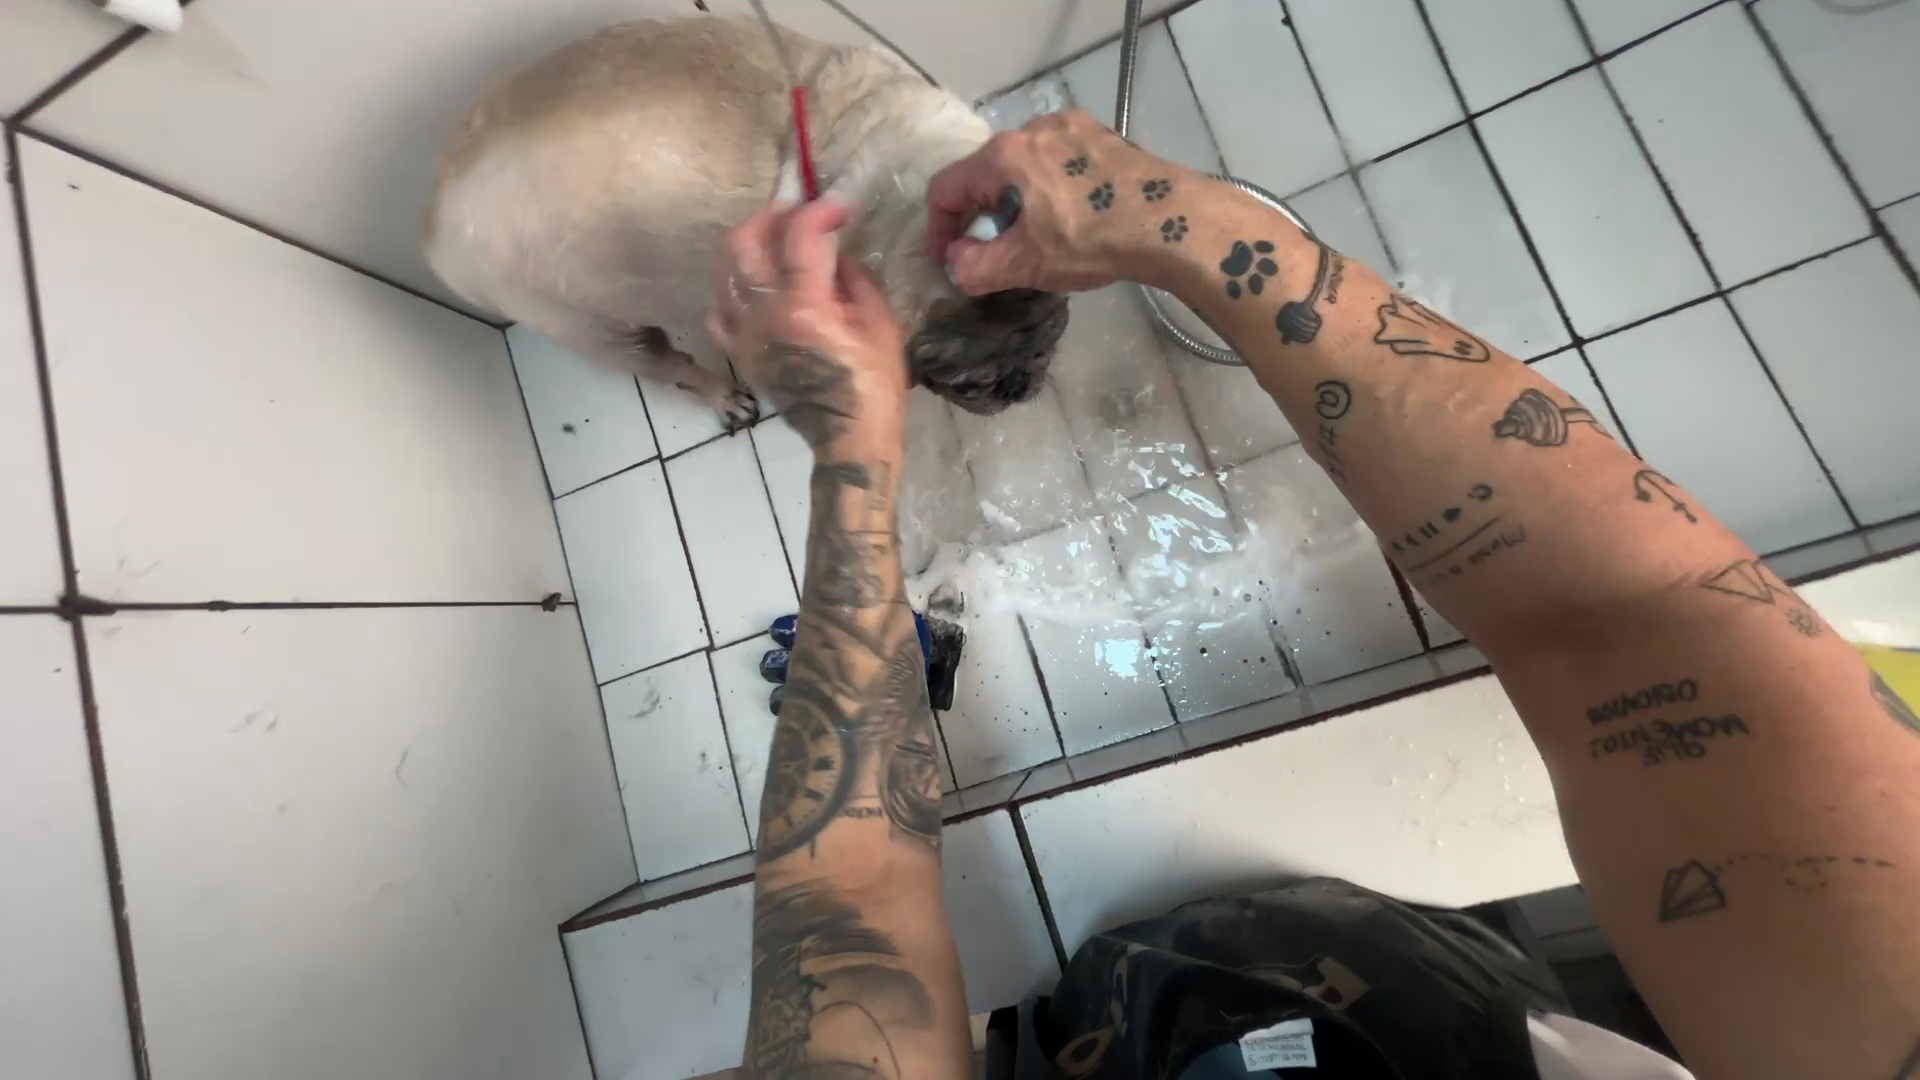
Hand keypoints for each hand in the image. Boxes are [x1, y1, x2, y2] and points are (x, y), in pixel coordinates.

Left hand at [712, 198, 908, 451]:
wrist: (850, 440)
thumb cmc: (875, 386)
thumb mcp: (881, 325)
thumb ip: (854, 279)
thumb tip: (833, 254)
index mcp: (804, 306)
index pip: (798, 235)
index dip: (820, 210)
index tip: (841, 209)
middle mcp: (764, 315)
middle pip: (742, 241)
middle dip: (769, 216)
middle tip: (795, 214)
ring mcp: (745, 336)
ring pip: (724, 271)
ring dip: (747, 248)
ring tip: (773, 246)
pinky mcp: (741, 355)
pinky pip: (719, 312)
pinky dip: (732, 293)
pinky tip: (755, 292)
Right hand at [926, 110, 1197, 295]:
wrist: (1167, 223)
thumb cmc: (1088, 242)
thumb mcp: (1023, 264)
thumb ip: (974, 267)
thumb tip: (956, 262)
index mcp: (1004, 156)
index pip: (946, 188)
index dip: (938, 229)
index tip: (950, 261)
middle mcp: (1032, 130)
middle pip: (984, 175)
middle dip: (979, 218)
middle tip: (994, 254)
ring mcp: (1070, 128)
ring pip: (1021, 168)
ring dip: (1014, 205)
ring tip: (1036, 239)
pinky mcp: (1101, 137)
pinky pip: (1057, 163)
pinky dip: (1047, 191)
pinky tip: (1070, 219)